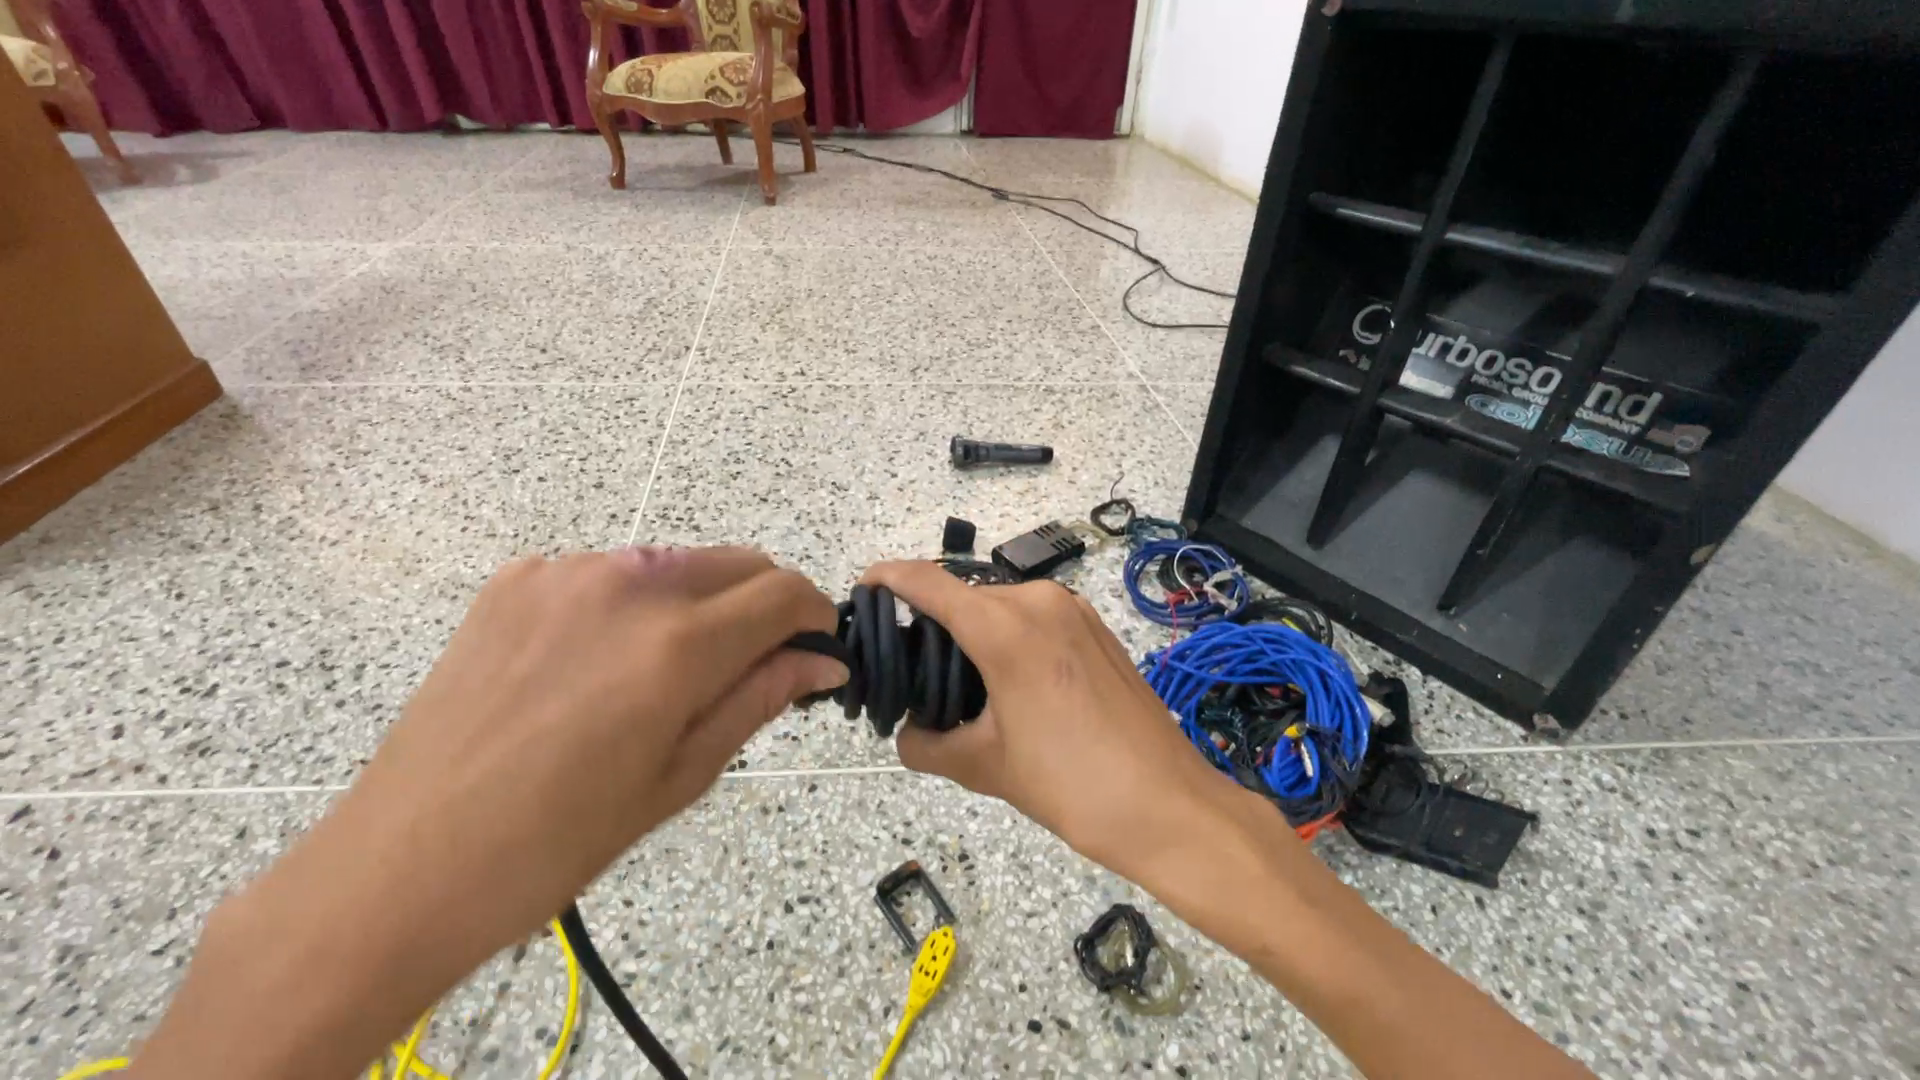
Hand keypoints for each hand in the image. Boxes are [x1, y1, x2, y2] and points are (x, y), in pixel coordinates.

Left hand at [136, 548, 841, 1079]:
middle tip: (754, 663)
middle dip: (765, 603)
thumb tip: (823, 661)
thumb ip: (758, 699)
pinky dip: (627, 604)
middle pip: (737, 561)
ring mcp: (563, 573)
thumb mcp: (680, 777)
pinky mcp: (515, 580)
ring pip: (673, 562)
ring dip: (698, 601)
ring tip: (667, 670)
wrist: (405, 863)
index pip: (784, 592)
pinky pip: (603, 573)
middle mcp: (627, 585)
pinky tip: (596, 663)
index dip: (815, 616)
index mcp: (676, 645)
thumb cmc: (559, 842)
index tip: (816, 651)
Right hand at [862, 561, 1245, 876]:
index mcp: (1006, 626)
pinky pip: (1036, 621)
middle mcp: (1040, 602)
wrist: (1166, 805)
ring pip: (1002, 609)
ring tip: (961, 688)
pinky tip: (1009, 687)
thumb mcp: (984, 766)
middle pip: (966, 599)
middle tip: (911, 672)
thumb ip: (927, 744)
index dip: (888, 578)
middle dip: (932, 625)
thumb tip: (908, 735)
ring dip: (974, 635)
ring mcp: (1075, 612)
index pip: (928, 583)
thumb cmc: (1070, 783)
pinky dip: (1010, 640)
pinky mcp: (1097, 629)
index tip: (862, 588)